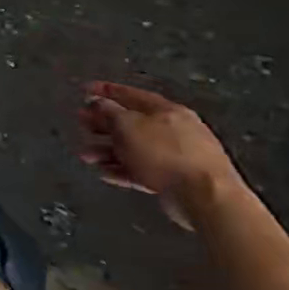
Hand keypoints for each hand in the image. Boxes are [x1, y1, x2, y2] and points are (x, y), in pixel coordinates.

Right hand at [79, 81, 244, 229]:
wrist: (207, 199)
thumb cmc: (165, 153)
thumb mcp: (128, 125)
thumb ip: (109, 112)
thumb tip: (97, 103)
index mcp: (166, 110)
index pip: (130, 94)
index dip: (104, 90)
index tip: (83, 90)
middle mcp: (172, 130)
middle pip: (131, 122)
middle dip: (103, 123)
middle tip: (81, 123)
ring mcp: (176, 157)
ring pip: (134, 149)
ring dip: (108, 151)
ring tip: (85, 156)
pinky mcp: (175, 182)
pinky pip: (143, 171)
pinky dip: (123, 170)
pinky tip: (104, 173)